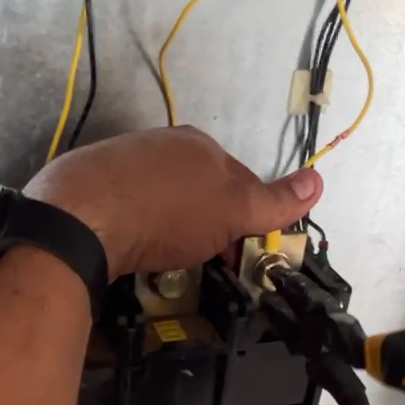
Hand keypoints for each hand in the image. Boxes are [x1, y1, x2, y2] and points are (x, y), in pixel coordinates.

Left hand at [24, 127, 322, 277]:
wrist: (84, 215)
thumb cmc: (169, 213)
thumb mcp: (232, 211)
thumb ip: (274, 201)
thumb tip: (319, 180)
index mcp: (202, 144)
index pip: (240, 180)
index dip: (246, 220)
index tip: (238, 255)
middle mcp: (163, 143)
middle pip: (201, 187)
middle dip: (208, 222)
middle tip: (203, 261)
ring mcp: (124, 159)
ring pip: (163, 196)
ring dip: (171, 225)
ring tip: (164, 258)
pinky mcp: (92, 182)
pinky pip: (128, 205)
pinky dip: (136, 225)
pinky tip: (130, 245)